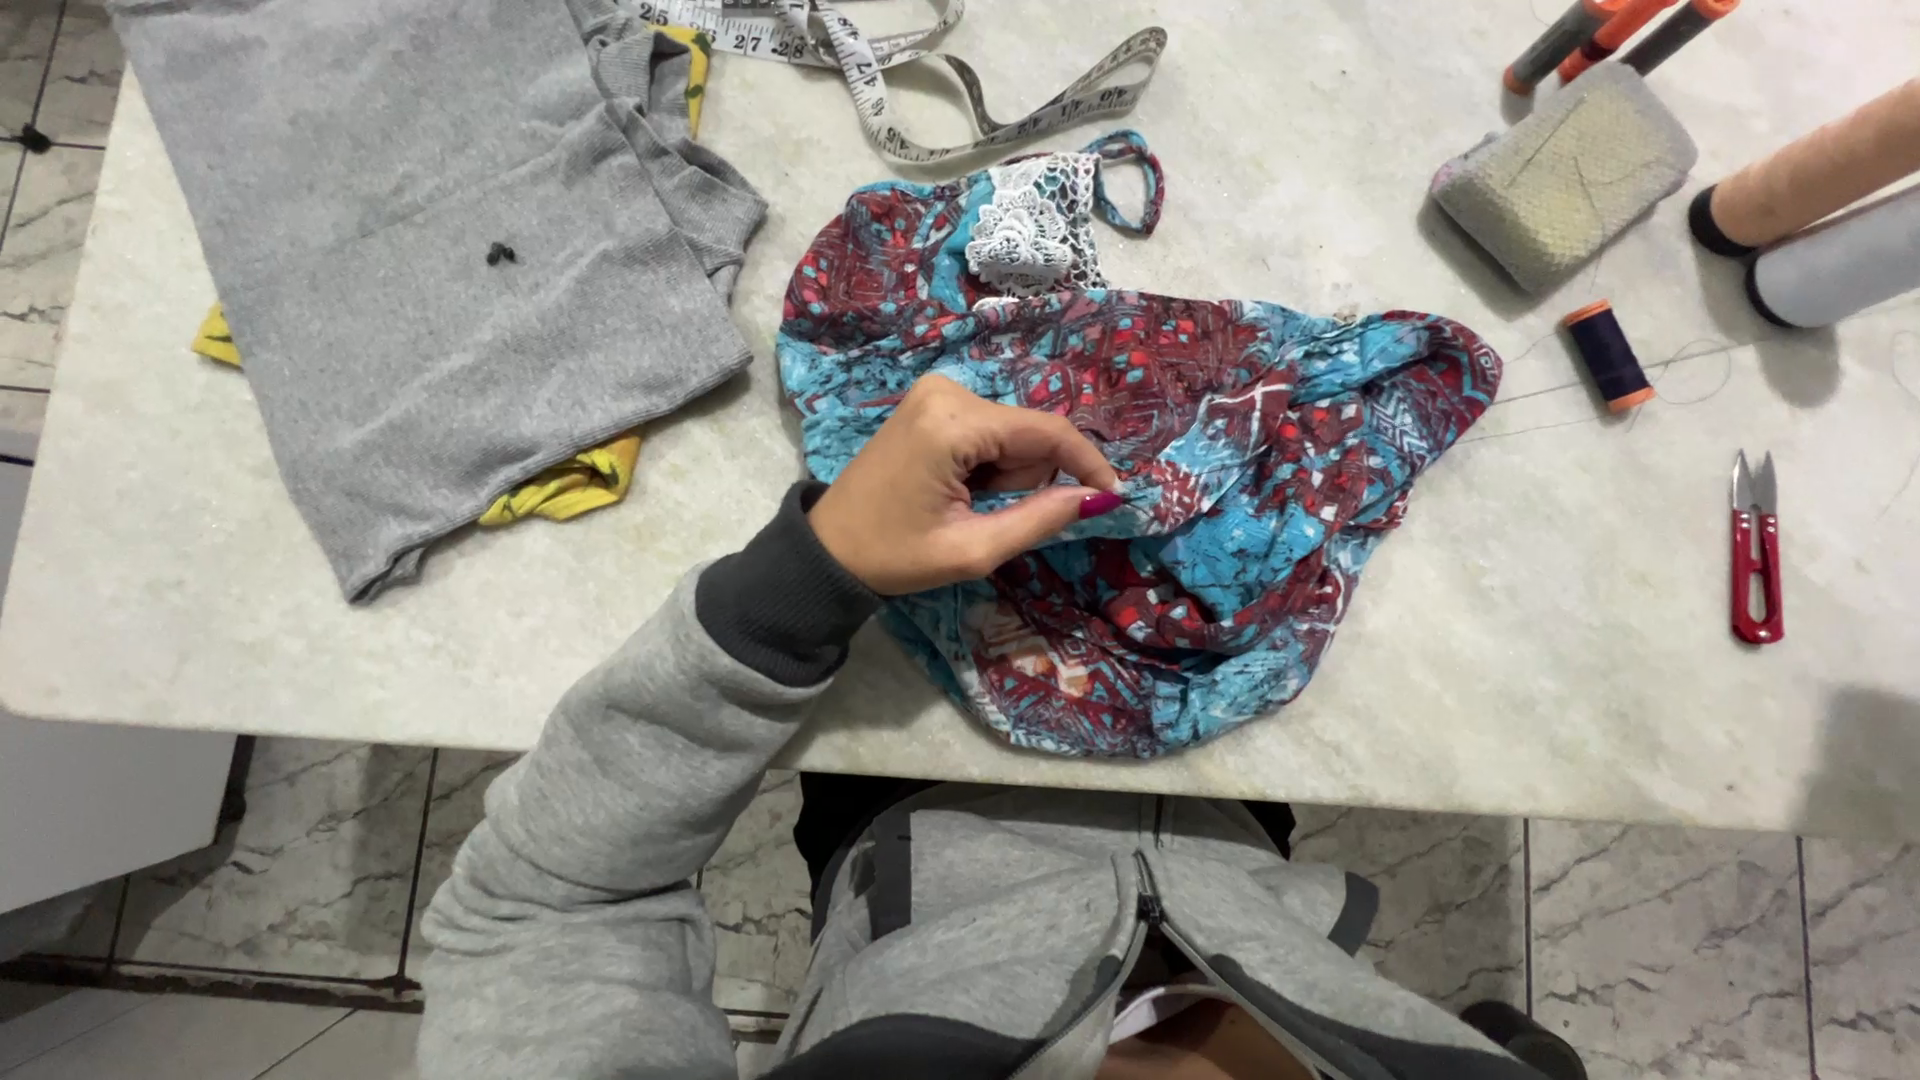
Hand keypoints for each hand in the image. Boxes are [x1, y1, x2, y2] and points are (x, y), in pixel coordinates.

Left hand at [808, 375, 1122, 594]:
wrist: (829, 548)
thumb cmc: (894, 556)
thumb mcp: (972, 550)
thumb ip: (1039, 519)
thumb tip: (1097, 497)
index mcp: (953, 422)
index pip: (1047, 432)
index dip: (1089, 463)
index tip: (1115, 496)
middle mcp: (947, 390)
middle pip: (1029, 432)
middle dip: (1025, 478)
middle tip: (982, 513)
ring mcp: (936, 391)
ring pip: (1012, 433)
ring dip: (1005, 474)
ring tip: (962, 502)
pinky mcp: (931, 402)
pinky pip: (989, 430)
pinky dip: (987, 464)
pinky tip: (954, 488)